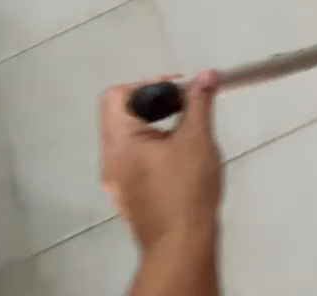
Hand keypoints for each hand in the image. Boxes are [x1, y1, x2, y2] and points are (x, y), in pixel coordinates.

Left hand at [100, 71, 223, 252]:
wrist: (181, 243)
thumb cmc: (187, 185)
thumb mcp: (197, 137)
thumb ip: (199, 101)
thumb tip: (207, 73)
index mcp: (120, 143)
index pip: (115, 96)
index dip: (145, 84)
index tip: (176, 90)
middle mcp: (110, 160)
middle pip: (120, 115)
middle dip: (154, 103)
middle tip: (185, 105)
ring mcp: (116, 181)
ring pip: (128, 138)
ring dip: (155, 124)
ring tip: (186, 128)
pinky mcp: (128, 194)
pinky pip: (134, 158)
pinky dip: (153, 146)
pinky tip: (179, 156)